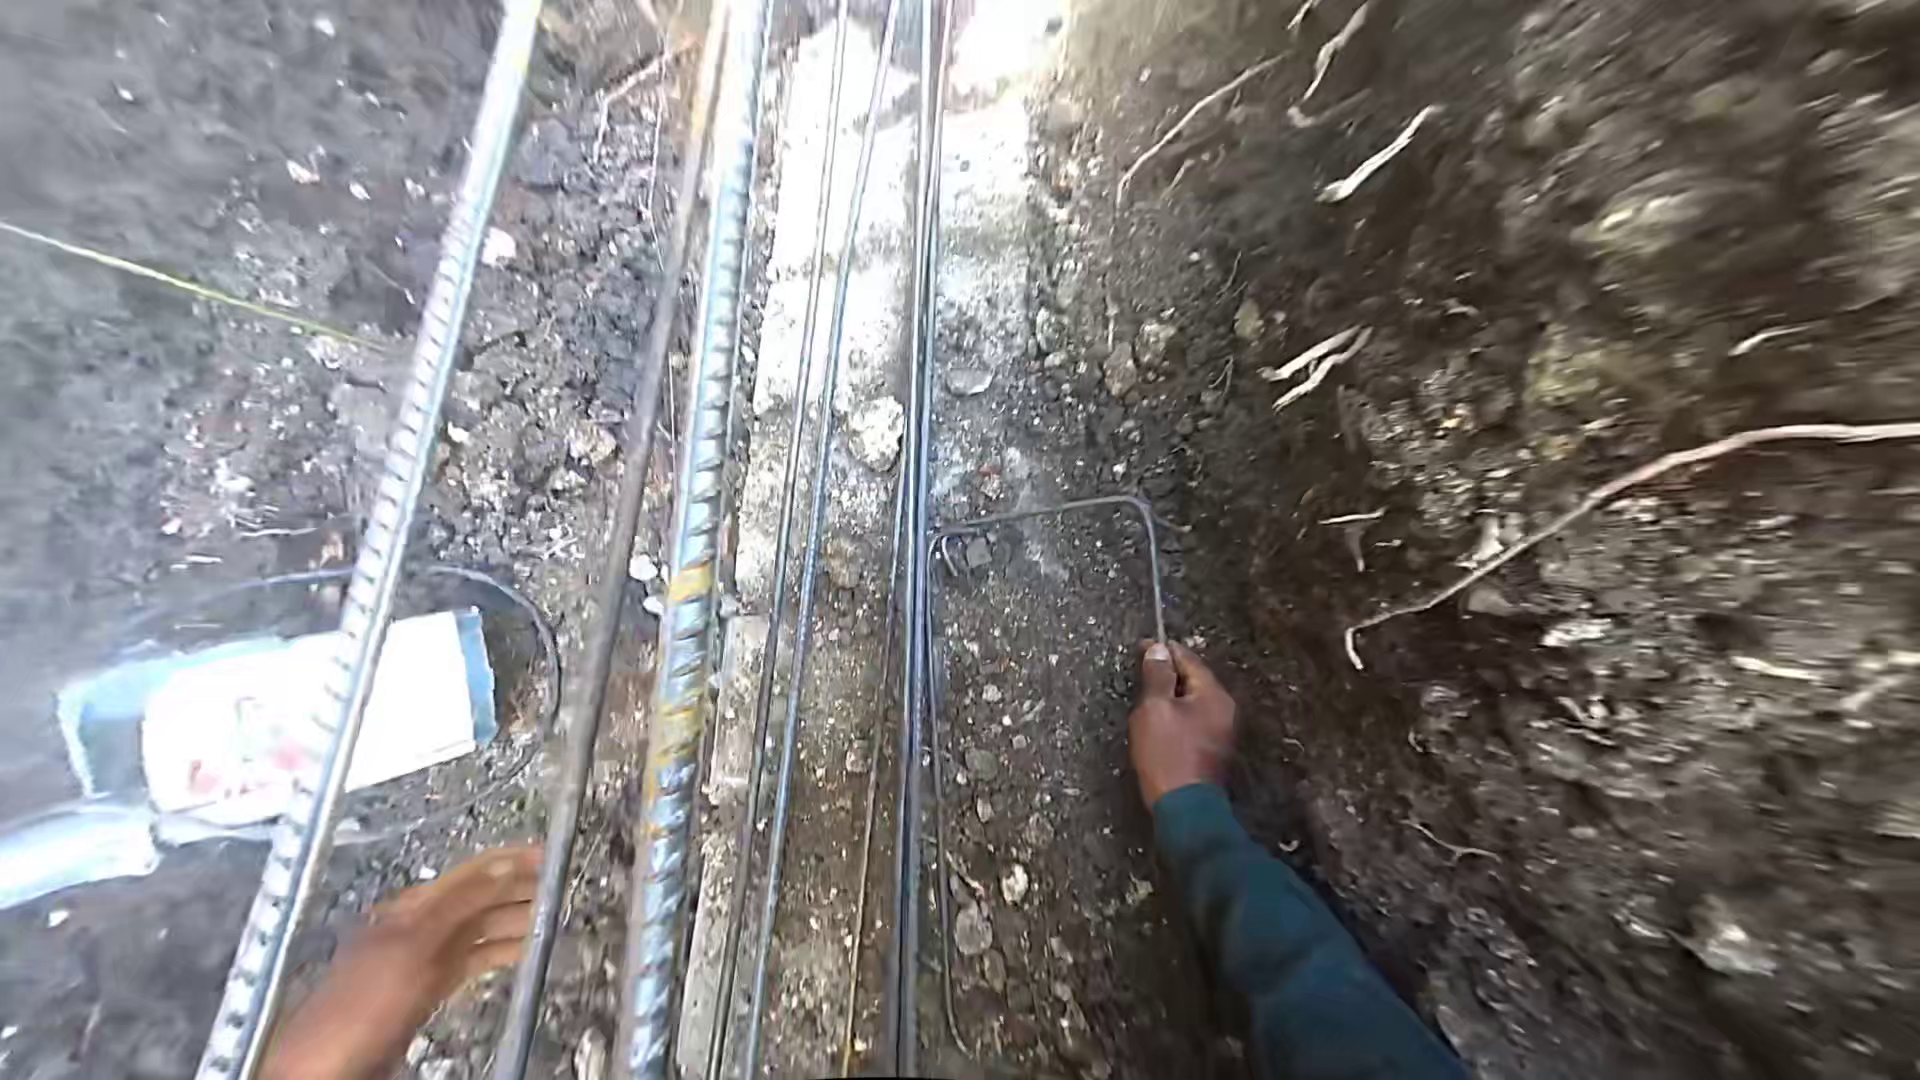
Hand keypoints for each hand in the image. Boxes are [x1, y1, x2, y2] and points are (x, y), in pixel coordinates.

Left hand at [263, 846, 541, 1079]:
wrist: (321, 1075)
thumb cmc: (365, 1004)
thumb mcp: (415, 946)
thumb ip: (463, 901)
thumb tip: (508, 863)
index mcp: (416, 907)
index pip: (476, 870)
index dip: (515, 858)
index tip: (554, 853)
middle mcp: (424, 925)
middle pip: (484, 895)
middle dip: (524, 887)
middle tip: (564, 884)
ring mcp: (427, 957)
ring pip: (484, 926)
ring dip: (520, 918)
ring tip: (555, 917)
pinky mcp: (431, 987)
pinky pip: (476, 958)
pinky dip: (504, 950)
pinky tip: (527, 950)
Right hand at [1129, 641, 1236, 807]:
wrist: (1183, 807)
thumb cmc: (1167, 753)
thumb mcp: (1155, 708)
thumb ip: (1157, 676)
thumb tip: (1159, 649)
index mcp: (1213, 695)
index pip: (1188, 660)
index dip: (1164, 650)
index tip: (1142, 645)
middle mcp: (1224, 709)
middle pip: (1194, 678)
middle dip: (1168, 671)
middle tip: (1141, 667)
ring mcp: (1220, 730)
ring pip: (1192, 698)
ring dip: (1171, 692)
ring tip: (1146, 692)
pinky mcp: (1211, 747)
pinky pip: (1192, 717)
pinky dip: (1175, 710)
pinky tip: (1158, 717)